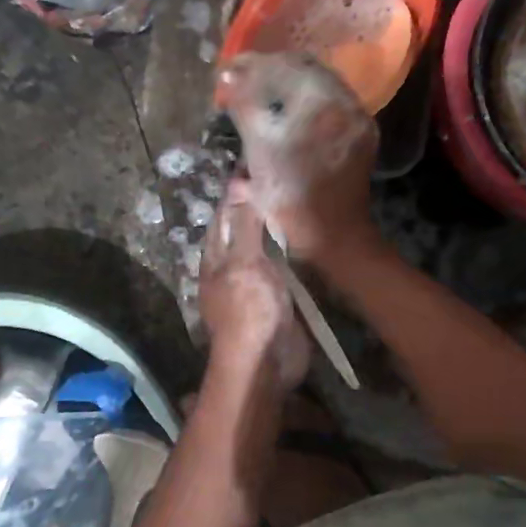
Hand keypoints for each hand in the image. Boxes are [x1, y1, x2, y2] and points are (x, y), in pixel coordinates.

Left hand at [199, 180, 308, 389]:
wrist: (266, 362)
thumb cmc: (249, 309)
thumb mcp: (244, 261)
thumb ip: (244, 223)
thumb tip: (238, 182)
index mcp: (216, 255)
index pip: (225, 213)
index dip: (240, 190)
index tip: (260, 164)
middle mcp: (232, 265)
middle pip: (245, 228)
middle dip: (261, 206)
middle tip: (288, 176)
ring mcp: (255, 282)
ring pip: (266, 246)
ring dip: (279, 227)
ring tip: (301, 198)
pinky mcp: (277, 297)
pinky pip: (283, 266)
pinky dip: (293, 250)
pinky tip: (309, 236)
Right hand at [215, 53, 380, 265]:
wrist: (329, 240)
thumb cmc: (290, 195)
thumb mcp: (260, 147)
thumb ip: (245, 103)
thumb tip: (229, 74)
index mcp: (327, 101)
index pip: (290, 64)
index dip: (256, 64)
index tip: (229, 73)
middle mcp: (348, 106)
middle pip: (306, 76)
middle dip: (270, 77)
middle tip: (240, 86)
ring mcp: (356, 125)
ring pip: (316, 95)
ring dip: (285, 93)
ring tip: (256, 103)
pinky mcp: (357, 144)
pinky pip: (326, 114)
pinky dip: (300, 112)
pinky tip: (279, 124)